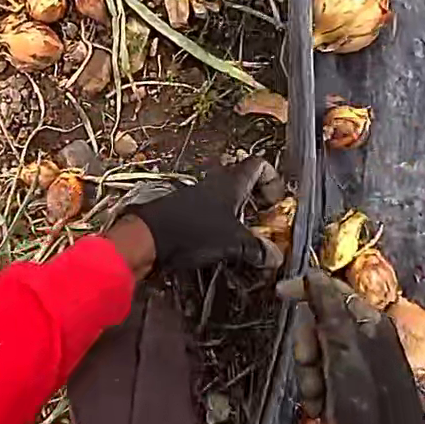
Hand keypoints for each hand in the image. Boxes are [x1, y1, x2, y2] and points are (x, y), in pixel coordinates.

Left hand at [118, 157, 279, 272]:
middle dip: (257, 203)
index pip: (258, 166)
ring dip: (239, 217)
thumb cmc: (192, 231)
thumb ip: (256, 248)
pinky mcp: (184, 212)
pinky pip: (211, 214)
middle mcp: (215, 184)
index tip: (277, 203)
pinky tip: (222, 246)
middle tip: (264, 224)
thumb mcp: (232, 242)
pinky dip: (221, 227)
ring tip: (246, 240)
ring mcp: (197, 196)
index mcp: (230, 183)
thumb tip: (274, 258)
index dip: (273, 180)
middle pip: (243, 184)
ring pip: (227, 200)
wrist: (148, 237)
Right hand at [278, 272, 424, 423]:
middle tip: (312, 368)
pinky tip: (322, 413)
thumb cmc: (370, 409)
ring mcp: (356, 369)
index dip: (305, 290)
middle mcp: (364, 341)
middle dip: (307, 347)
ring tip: (320, 401)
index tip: (278, 295)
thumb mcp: (345, 355)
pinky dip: (315, 396)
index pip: (333, 291)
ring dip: (309, 377)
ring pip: (314, 355)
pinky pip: (319, 381)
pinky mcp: (348, 393)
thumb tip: (313, 273)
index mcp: (370, 324)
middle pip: (317, 325)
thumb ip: (328, 311)